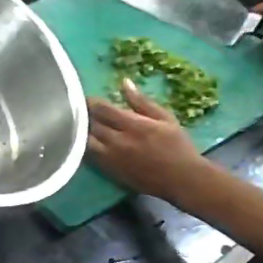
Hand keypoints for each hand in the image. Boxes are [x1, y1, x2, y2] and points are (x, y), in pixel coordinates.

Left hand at [86, 80, 211, 201]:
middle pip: (92, 124)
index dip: (91, 102)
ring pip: (87, 141)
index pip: (103, 109)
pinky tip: (86, 141)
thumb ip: (142, 102)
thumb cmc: (177, 146)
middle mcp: (119, 141)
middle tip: (81, 110)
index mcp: (134, 125)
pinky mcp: (110, 171)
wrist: (181, 180)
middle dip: (85, 115)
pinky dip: (85, 146)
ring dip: (83, 131)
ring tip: (83, 125)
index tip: (87, 98)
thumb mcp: (165, 118)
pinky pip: (90, 156)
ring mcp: (112, 158)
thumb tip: (124, 82)